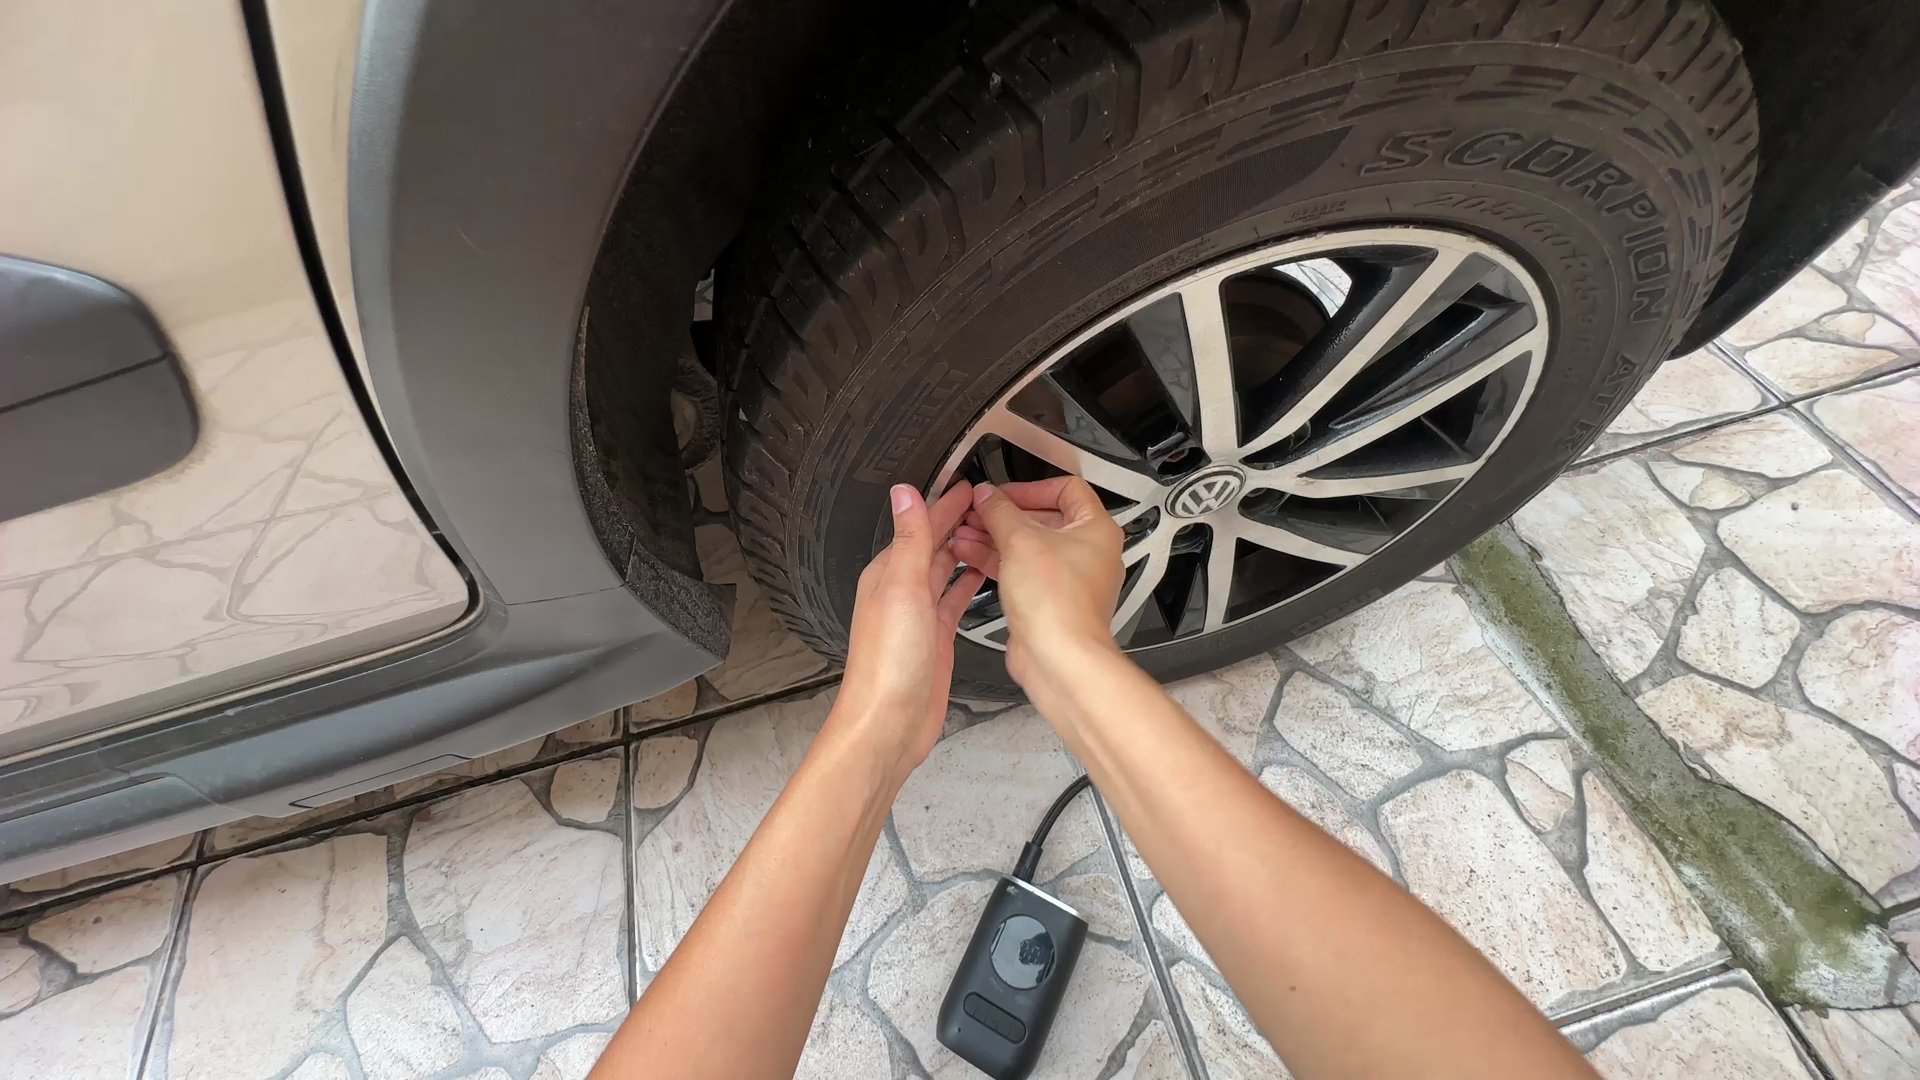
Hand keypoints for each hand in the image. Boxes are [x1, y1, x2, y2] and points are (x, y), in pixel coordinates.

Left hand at [830, 481, 984, 783]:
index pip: (921, 526)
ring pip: (947, 571)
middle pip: (935, 546)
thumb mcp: (901, 588)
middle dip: (960, 523)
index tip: (969, 487)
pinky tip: (983, 576)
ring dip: (967, 551)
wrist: (890, 723)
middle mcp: (902, 591)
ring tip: (993, 534)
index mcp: (889, 573)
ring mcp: (920, 615)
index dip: (945, 504)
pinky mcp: (936, 638)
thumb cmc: (888, 664)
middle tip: (990, 506)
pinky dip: (970, 584)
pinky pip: (955, 600)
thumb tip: (903, 494)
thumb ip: (909, 540)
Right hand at [948, 477, 1124, 688]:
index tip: (1004, 492)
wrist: (1059, 656)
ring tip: (966, 530)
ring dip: (994, 536)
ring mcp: (1069, 578)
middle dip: (1004, 515)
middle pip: (1042, 519)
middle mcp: (1088, 553)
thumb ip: (1000, 511)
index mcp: (1096, 529)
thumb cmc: (1059, 605)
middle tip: (978, 511)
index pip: (1066, 489)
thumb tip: (988, 496)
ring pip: (1028, 546)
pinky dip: (997, 560)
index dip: (1031, 487)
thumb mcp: (1021, 541)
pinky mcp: (1049, 600)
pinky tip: (971, 553)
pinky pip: (1021, 571)